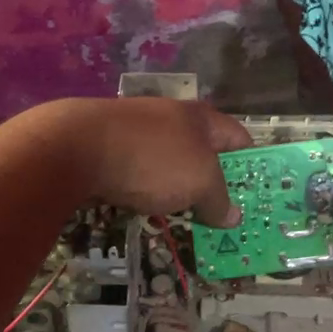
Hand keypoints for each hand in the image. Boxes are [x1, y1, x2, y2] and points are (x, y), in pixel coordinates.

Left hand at [32, 98, 251, 227]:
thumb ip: (219, 199)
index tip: (256, 194)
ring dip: (177, 186)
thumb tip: (232, 216)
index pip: (238, 137)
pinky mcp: (108, 143)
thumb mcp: (199, 183)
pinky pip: (138, 168)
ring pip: (168, 160)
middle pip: (202, 149)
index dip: (252, 164)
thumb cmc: (152, 160)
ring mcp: (137, 128)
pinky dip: (146, 186)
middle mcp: (170, 116)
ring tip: (183, 215)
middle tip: (221, 214)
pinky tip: (143, 204)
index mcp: (200, 117)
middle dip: (212, 180)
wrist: (76, 147)